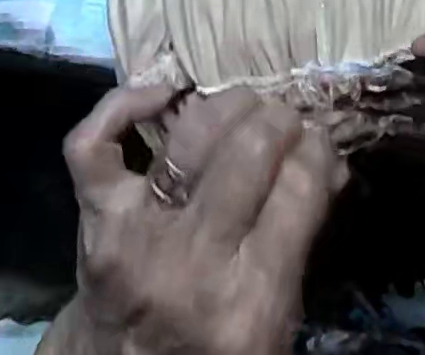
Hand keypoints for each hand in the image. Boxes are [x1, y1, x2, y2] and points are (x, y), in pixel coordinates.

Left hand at [41, 86, 345, 354]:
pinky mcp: (93, 217)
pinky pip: (94, 142)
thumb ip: (302, 235)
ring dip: (226, 103)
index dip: (315, 148)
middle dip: (277, 119)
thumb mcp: (275, 317)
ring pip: (189, 136)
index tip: (316, 137)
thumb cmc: (210, 344)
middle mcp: (192, 263)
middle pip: (248, 152)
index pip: (298, 191)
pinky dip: (123, 104)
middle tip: (282, 117)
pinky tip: (162, 94)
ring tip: (244, 103)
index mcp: (250, 303)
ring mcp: (135, 235)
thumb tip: (331, 159)